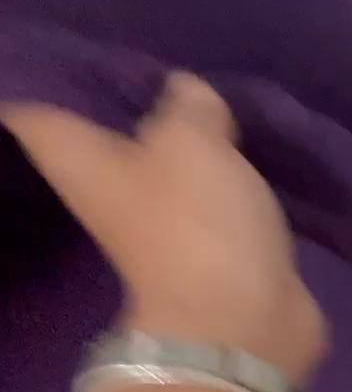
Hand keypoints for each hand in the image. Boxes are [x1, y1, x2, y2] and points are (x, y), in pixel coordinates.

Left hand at [1, 72, 323, 380]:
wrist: (244, 322)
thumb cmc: (201, 226)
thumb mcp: (195, 143)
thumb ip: (191, 108)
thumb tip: (193, 93)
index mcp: (72, 150)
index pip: (49, 96)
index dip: (87, 78)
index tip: (132, 69)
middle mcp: (104, 185)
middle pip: (116, 133)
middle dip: (153, 113)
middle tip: (197, 92)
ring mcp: (159, 225)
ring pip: (173, 171)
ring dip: (203, 155)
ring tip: (237, 127)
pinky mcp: (213, 252)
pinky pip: (219, 207)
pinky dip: (237, 193)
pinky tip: (263, 176)